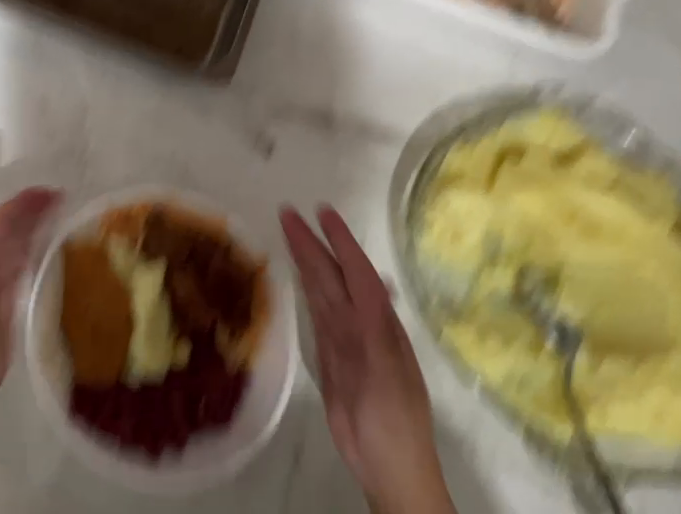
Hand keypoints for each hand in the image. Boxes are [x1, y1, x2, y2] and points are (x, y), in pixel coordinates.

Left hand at [0, 187, 61, 423]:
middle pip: (9, 229)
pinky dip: (34, 252)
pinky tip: (48, 245)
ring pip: (17, 245)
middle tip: (63, 197)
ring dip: (34, 228)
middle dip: (31, 212)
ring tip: (60, 212)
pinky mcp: (8, 299)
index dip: (19, 203)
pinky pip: (22, 266)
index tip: (46, 192)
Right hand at [282, 205, 454, 513]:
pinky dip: (308, 291)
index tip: (321, 212)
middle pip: (334, 277)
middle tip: (287, 213)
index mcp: (380, 325)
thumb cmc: (393, 422)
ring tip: (288, 232)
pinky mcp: (331, 359)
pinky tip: (299, 276)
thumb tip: (373, 283)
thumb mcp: (388, 374)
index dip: (341, 241)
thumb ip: (376, 330)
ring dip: (307, 261)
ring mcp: (346, 341)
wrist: (389, 467)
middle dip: (314, 244)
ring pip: (323, 291)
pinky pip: (318, 316)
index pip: (357, 272)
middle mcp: (363, 326)